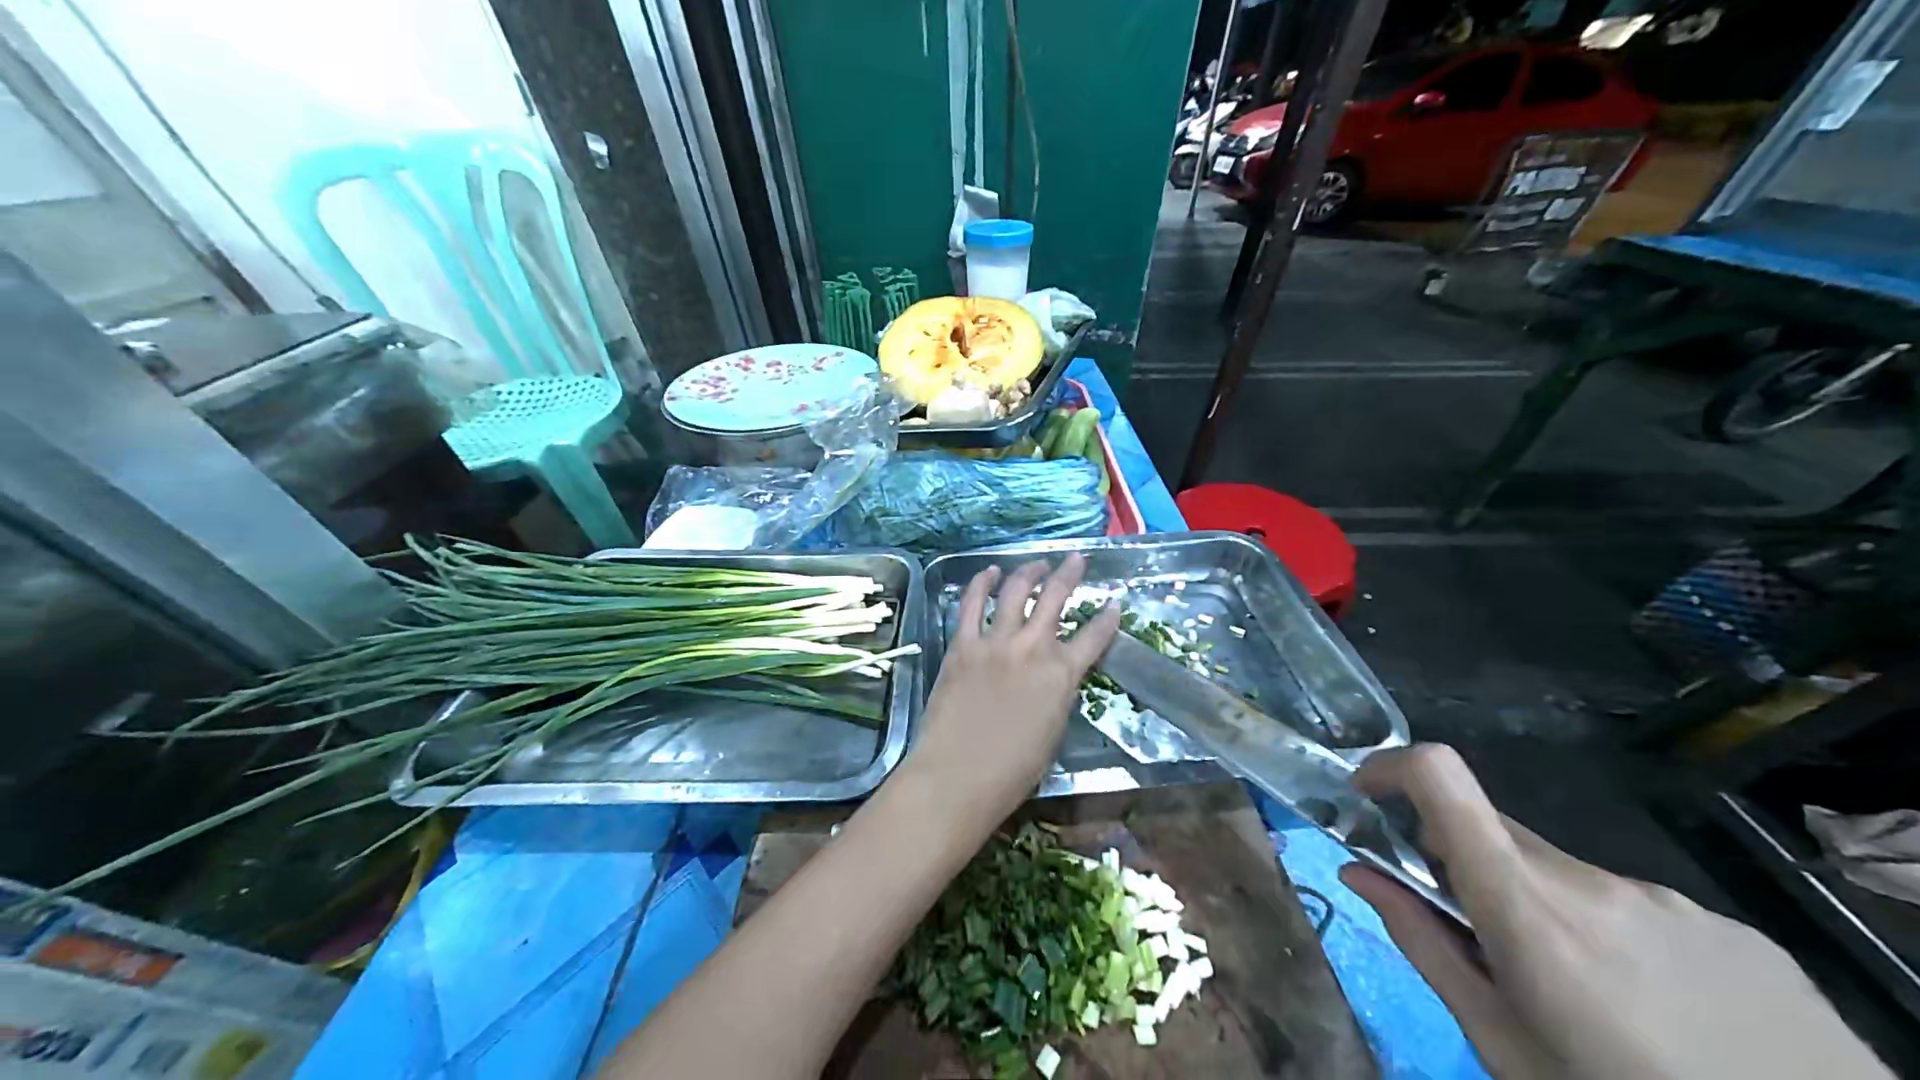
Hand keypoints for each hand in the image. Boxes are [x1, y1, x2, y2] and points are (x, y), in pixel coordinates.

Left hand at [899, 555, 1120, 828]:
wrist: (959, 774)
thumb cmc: (1013, 770)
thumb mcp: (1054, 732)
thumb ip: (1057, 694)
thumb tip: (1054, 676)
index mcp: (1063, 675)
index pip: (1094, 638)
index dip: (1107, 619)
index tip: (1114, 604)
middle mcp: (1033, 648)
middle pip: (1056, 599)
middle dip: (1069, 575)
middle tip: (1076, 559)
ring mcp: (995, 641)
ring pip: (1016, 592)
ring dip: (1029, 572)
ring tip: (1037, 563)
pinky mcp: (962, 644)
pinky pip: (972, 604)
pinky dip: (982, 583)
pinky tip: (989, 572)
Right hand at [1339, 745, 1892, 1079]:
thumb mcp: (1498, 1041)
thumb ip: (1423, 943)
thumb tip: (1357, 871)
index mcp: (1527, 906)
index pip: (1442, 778)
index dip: (1392, 768)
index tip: (1368, 796)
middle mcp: (1594, 882)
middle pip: (1497, 837)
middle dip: (1468, 869)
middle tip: (1479, 939)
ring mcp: (1671, 903)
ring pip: (1567, 877)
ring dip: (1545, 910)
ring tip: (1582, 997)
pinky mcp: (1733, 931)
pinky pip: (1637, 910)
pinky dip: (1613, 938)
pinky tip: (1654, 1011)